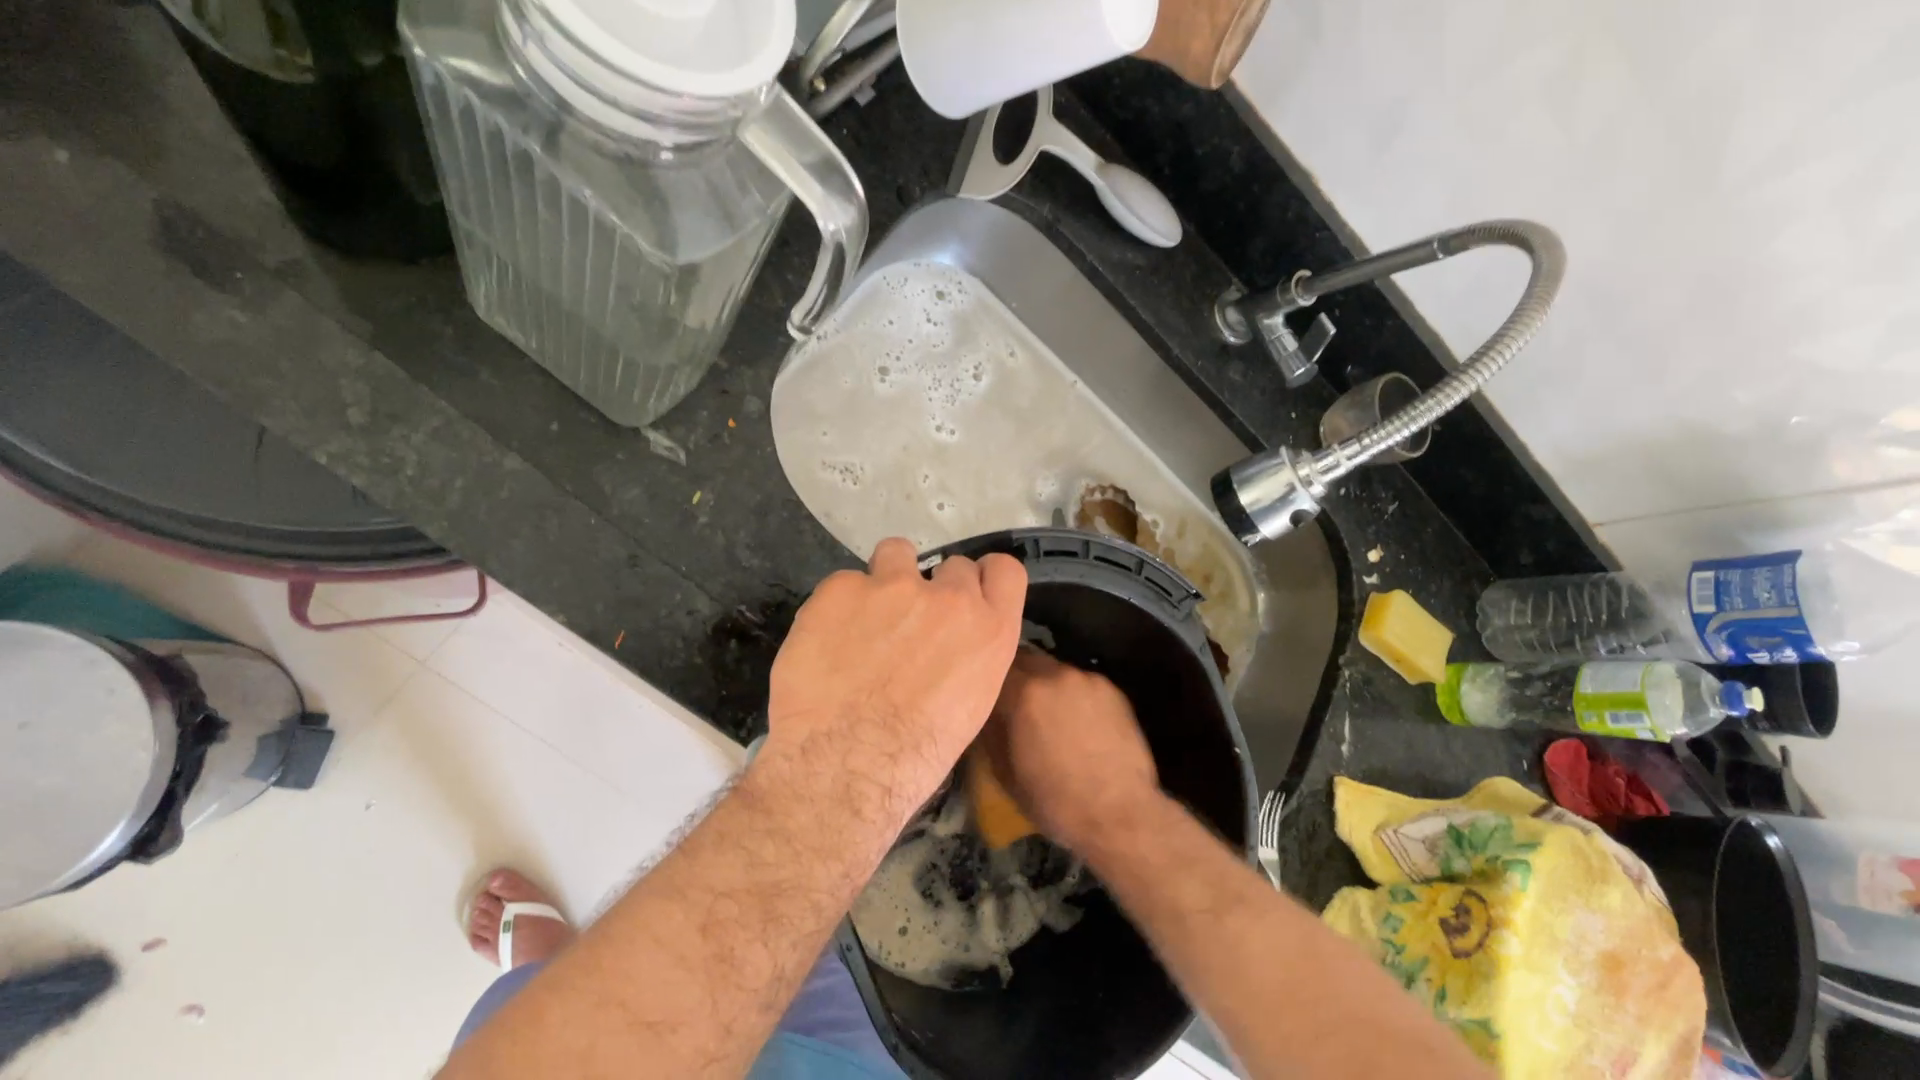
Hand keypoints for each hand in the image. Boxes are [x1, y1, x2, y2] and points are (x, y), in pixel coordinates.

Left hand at [767, 538, 1027, 812]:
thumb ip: (969, 655)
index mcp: (989, 631)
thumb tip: (948, 643)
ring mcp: (893, 586)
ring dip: (886, 578)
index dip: (983, 578)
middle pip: (951, 565)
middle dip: (933, 588)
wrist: (845, 764)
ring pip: (896, 553)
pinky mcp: (841, 588)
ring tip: (865, 616)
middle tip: (908, 622)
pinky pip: (844, 582)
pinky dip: (837, 607)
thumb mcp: (969, 706)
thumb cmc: (914, 756)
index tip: (965, 591)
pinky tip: (826, 641)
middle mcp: (949, 597)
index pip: (1004, 570)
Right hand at [982, 648, 1159, 850]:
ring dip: (1045, 685)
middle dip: (1015, 676)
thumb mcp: (1006, 773)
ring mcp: (1088, 679)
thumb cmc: (1054, 801)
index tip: (982, 696)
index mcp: (1024, 693)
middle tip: (1011, 702)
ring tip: (1047, 714)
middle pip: (1025, 659)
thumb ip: (991, 733)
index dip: (986, 682)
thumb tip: (985, 714)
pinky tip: (1077, 722)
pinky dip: (1072, 695)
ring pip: (1055, 670)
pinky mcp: (1113, 690)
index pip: (994, 668)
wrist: (1119, 813)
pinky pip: (1082, 684)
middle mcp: (1056, 674)